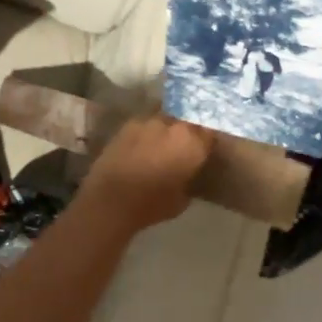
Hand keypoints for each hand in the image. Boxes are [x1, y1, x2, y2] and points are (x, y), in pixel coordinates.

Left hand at [78, 115, 211, 231]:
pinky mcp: (129, 123)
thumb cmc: (151, 205)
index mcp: (193, 143)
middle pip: (189, 118)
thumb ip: (189, 177)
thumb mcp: (182, 198)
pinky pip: (146, 122)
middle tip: (186, 141)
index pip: (210, 130)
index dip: (208, 137)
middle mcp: (175, 125)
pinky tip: (144, 142)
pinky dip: (148, 130)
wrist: (110, 200)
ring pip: (167, 117)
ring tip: (164, 140)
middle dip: (189, 128)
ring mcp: (150, 121)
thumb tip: (187, 171)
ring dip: (168, 126)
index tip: (206, 145)